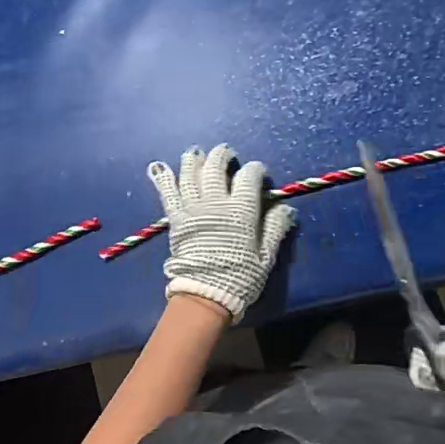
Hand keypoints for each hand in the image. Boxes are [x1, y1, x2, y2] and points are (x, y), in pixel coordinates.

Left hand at [148, 144, 297, 323]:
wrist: (205, 291)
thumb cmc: (240, 276)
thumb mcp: (265, 255)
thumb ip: (274, 228)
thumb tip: (285, 208)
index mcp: (240, 211)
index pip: (248, 179)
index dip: (254, 170)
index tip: (257, 170)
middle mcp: (215, 204)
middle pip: (215, 170)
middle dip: (221, 157)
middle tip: (225, 152)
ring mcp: (192, 210)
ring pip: (190, 177)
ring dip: (193, 162)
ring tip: (196, 153)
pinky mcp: (176, 220)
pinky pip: (168, 194)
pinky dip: (163, 179)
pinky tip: (159, 167)